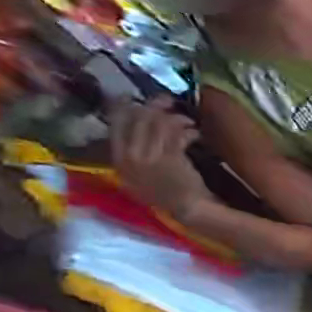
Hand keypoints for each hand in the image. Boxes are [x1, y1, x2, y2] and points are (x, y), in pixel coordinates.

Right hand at [107, 97, 208, 220]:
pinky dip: (188, 130)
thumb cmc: (169, 195)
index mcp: (117, 159)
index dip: (128, 106)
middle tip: (170, 102)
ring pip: (158, 122)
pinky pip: (176, 132)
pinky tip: (196, 134)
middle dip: (155, 106)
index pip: (115, 122)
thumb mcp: (141, 174)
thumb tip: (138, 119)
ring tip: (188, 122)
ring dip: (176, 118)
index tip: (141, 100)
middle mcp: (128, 156)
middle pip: (137, 117)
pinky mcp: (170, 157)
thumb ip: (134, 151)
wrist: (189, 210)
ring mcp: (149, 156)